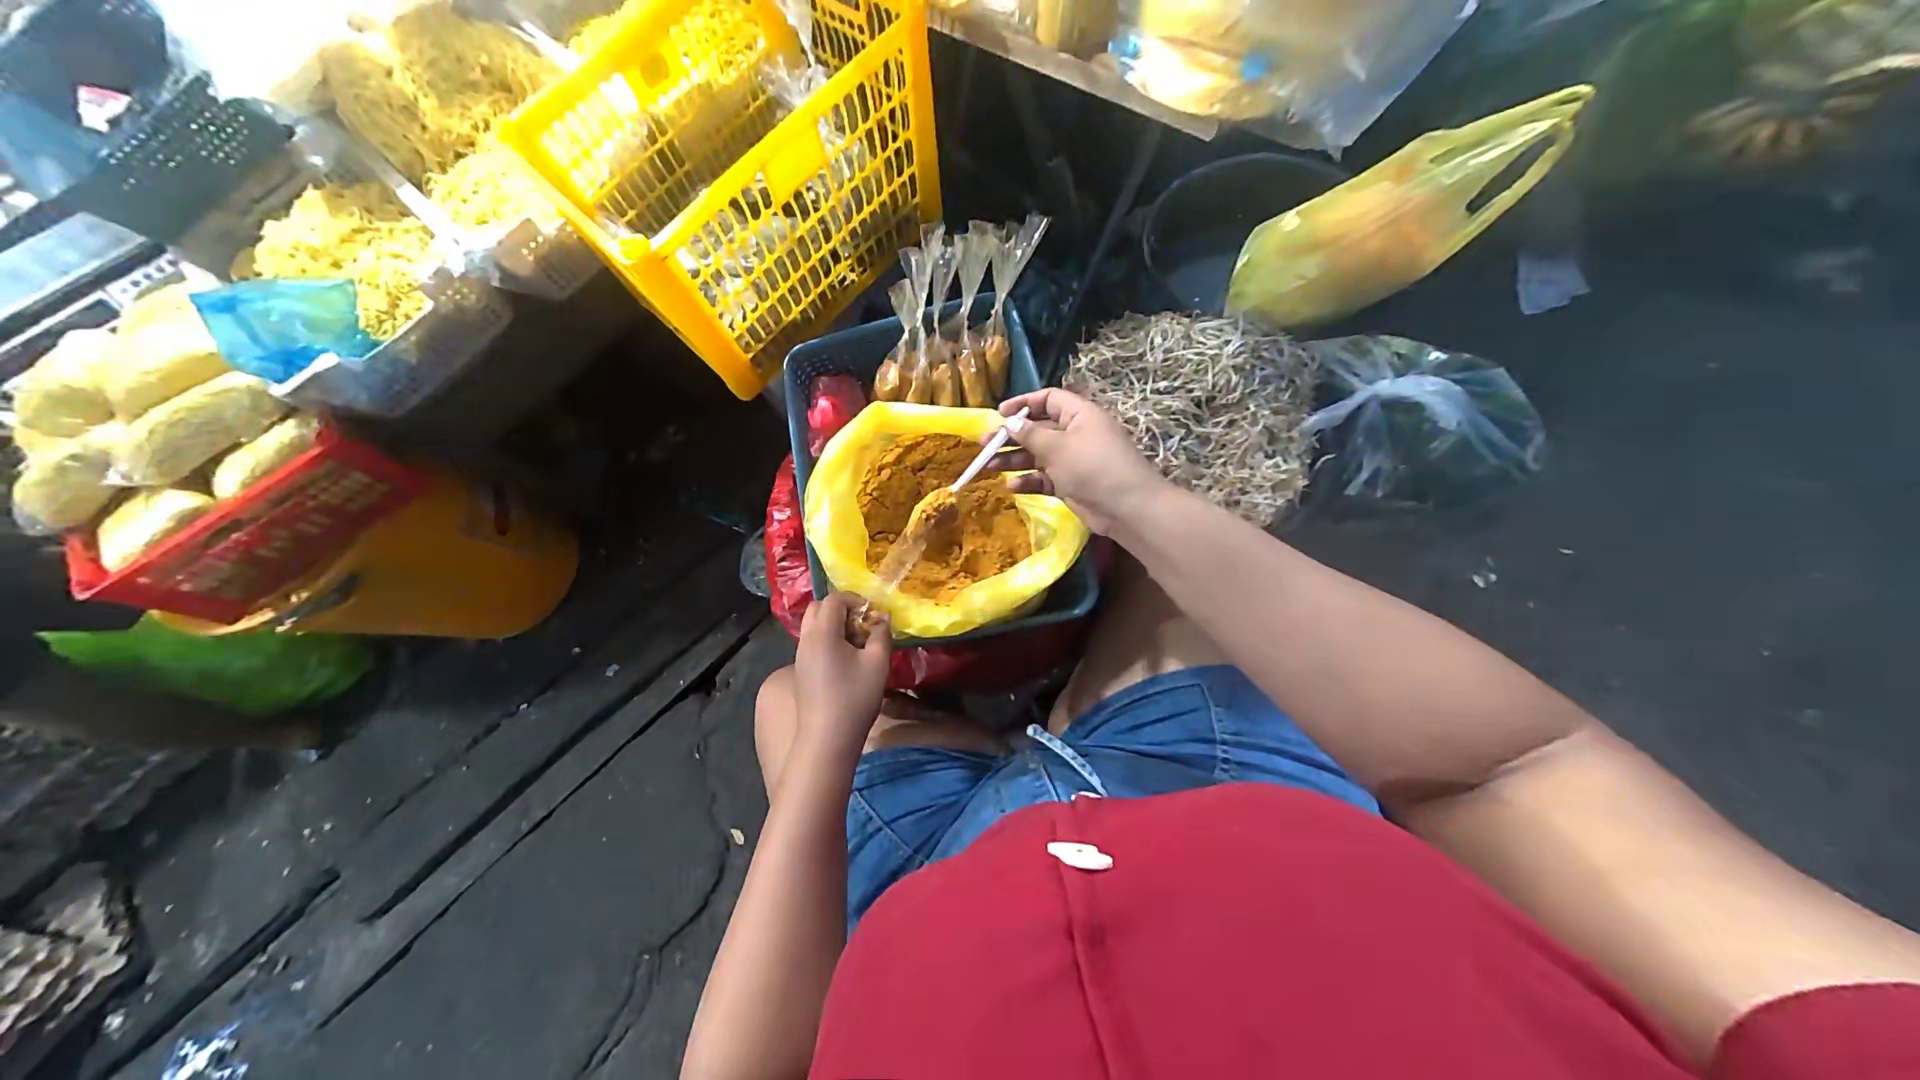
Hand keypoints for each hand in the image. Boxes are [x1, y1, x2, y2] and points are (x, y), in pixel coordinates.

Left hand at [793, 593, 891, 758]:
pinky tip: (846, 662)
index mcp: (822, 632)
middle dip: (841, 610)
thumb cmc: (854, 697)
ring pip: (814, 626)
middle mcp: (806, 639)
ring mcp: (800, 656)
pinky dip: (828, 641)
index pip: (834, 599)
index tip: (874, 615)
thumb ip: (881, 634)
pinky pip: (812, 643)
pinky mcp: (801, 671)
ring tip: (857, 645)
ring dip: (834, 626)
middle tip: (863, 626)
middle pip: (818, 608)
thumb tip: (882, 618)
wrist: (827, 738)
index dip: (856, 600)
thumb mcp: (878, 663)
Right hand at [987, 389, 1167, 534]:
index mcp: (1079, 414)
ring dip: (1014, 460)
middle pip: (1038, 429)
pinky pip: (1045, 478)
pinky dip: (1029, 481)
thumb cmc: (1093, 466)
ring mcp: (1073, 460)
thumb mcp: (1058, 447)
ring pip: (1038, 455)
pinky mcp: (1071, 483)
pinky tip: (1012, 486)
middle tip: (984, 444)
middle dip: (1011, 437)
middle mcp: (1075, 433)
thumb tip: (1010, 422)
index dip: (1023, 404)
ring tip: (988, 466)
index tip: (999, 414)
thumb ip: (1031, 434)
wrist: (1127, 507)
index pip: (1048, 399)